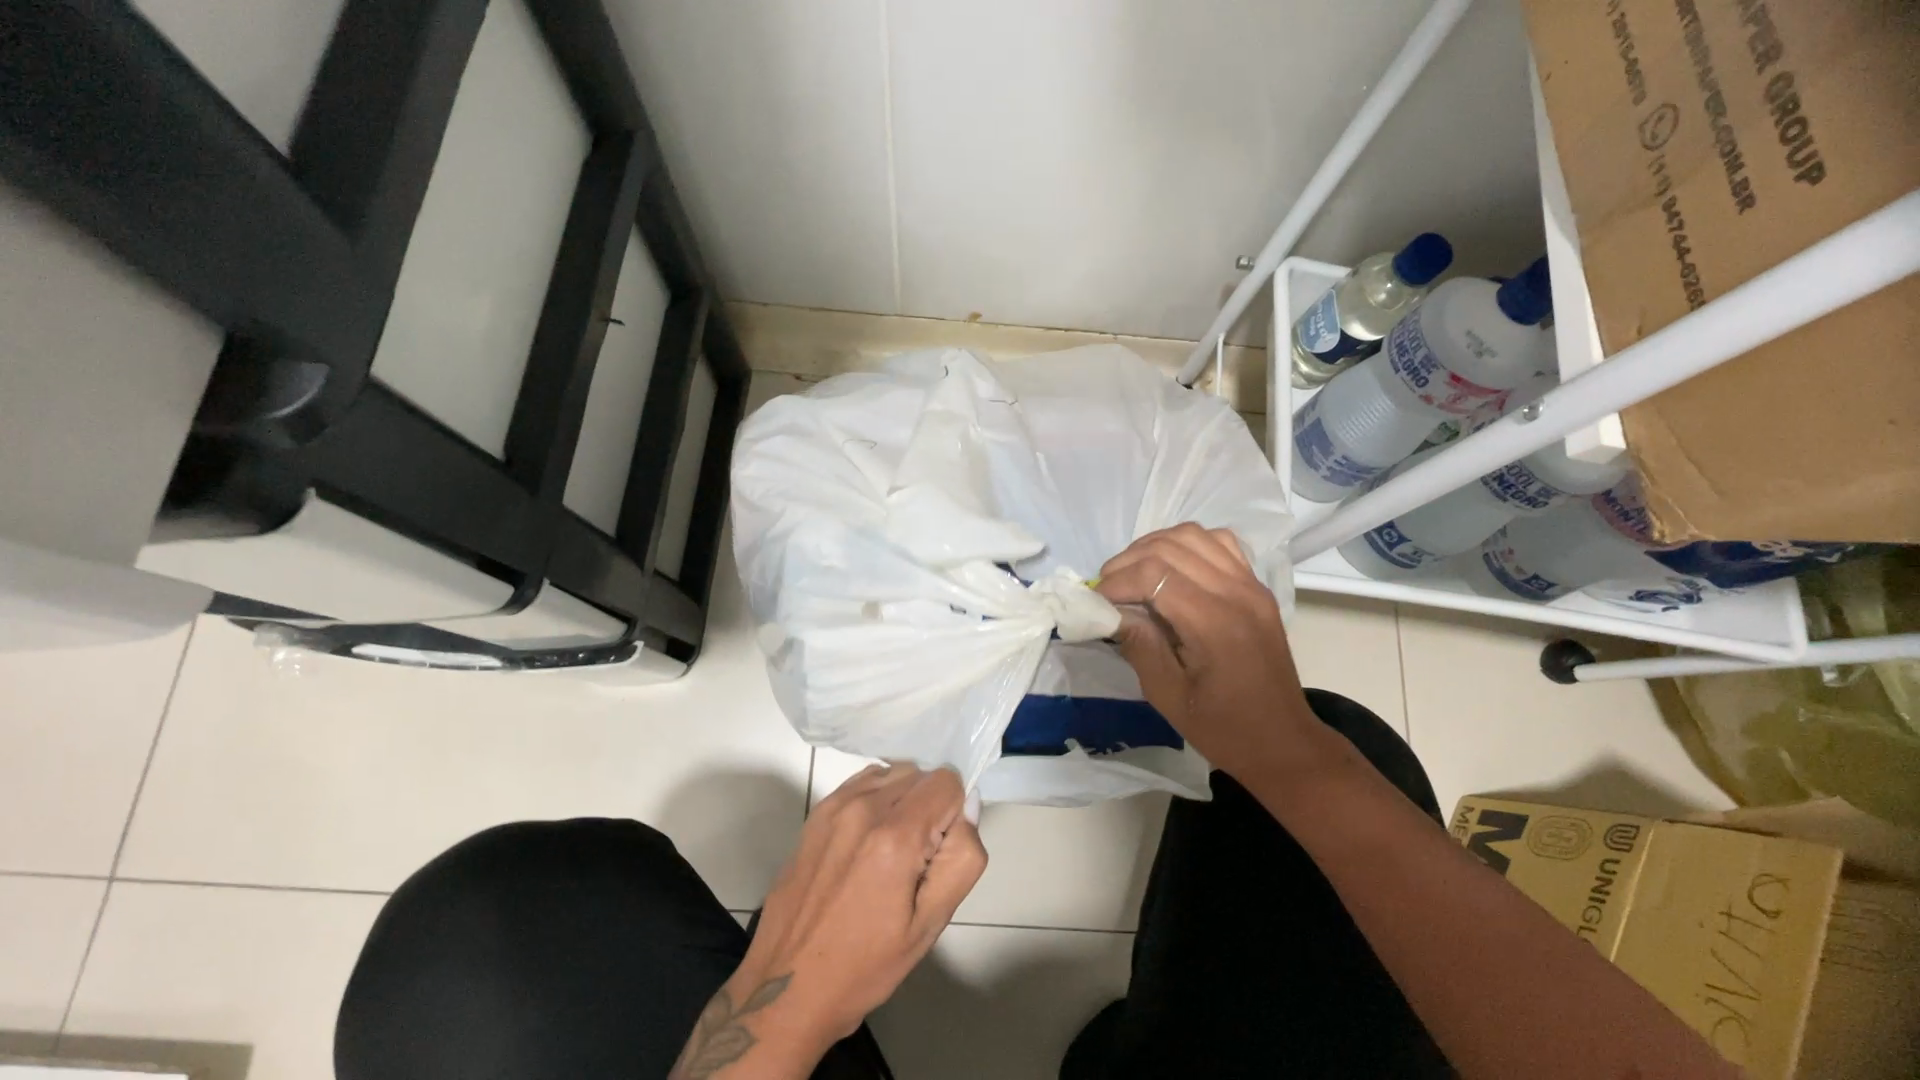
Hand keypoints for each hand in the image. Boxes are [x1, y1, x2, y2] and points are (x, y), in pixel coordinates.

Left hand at [672, 764, 986, 1077]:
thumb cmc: (866, 965)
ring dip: (902, 800)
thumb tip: (968, 807)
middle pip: (919, 773)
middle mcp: (862, 808)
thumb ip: (962, 858)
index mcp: (894, 837)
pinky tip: (868, 844)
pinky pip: (861, 784)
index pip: (947, 782)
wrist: (788, 987)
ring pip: (890, 774)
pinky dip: (876, 801)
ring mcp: (833, 808)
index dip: (955, 815)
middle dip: (930, 806)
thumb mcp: (931, 924)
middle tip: (917, 860)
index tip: (939, 854)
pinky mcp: (815, 815)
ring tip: (891, 853)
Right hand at [1094, 524, 1315, 778]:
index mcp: (1214, 623)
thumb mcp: (1168, 695)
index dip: (1116, 581)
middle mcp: (1237, 592)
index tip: (1096, 601)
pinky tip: (1171, 567)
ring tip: (1133, 573)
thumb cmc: (1222, 728)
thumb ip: (1139, 644)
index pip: (1154, 573)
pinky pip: (1220, 543)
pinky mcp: (1257, 587)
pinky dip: (1188, 545)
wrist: (1282, 741)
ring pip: (1194, 535)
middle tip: (1107, 588)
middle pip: (1170, 547)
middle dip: (1128, 561)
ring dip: (1155, 546)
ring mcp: (1251, 585)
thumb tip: (1110, 610)